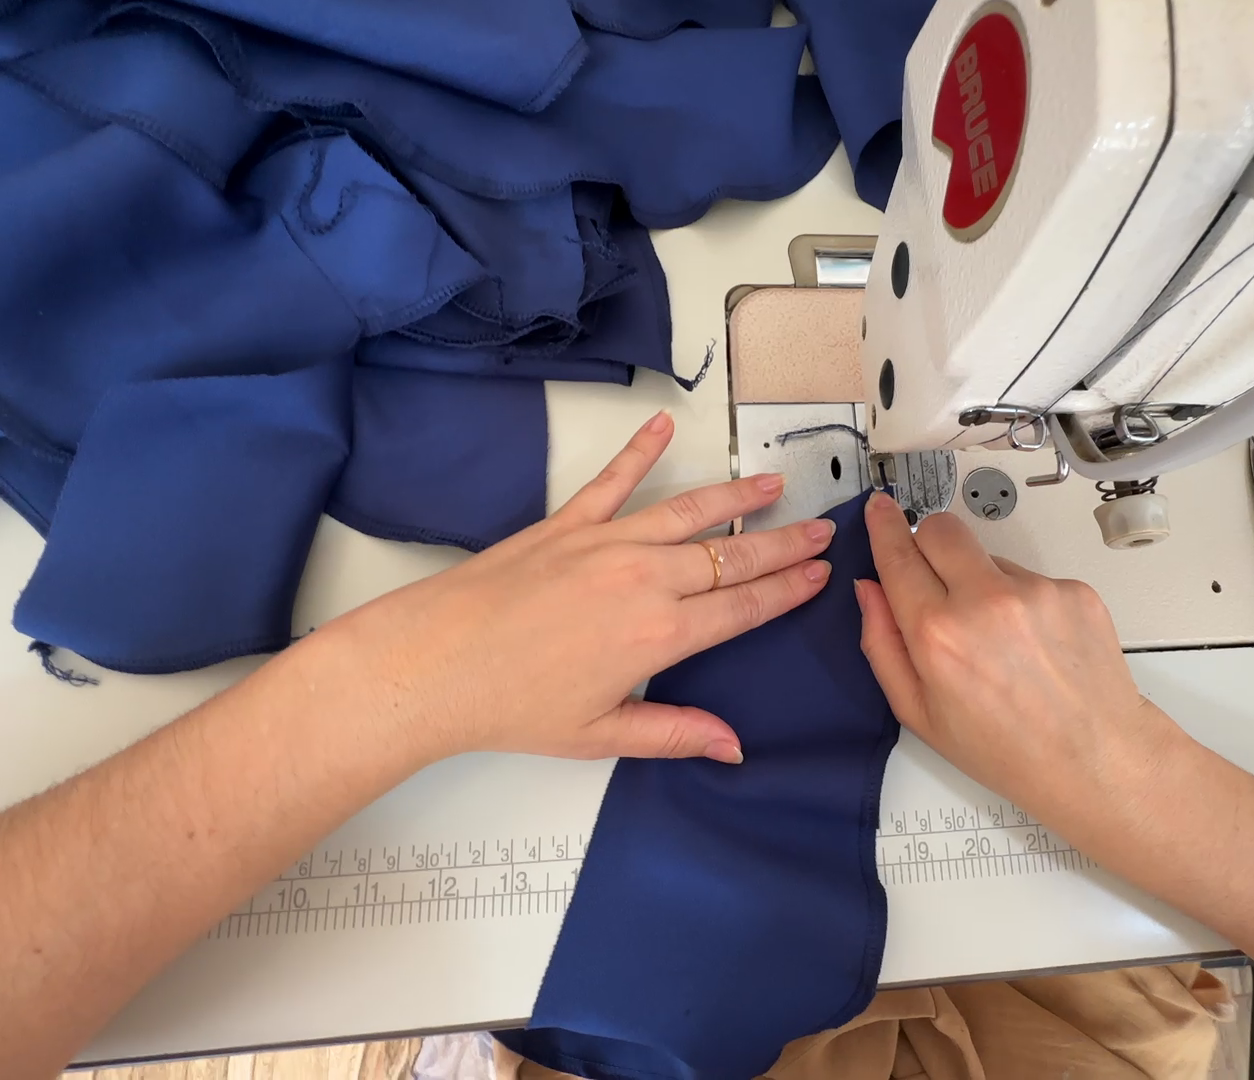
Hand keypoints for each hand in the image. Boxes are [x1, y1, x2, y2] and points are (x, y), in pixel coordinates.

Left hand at [311, 411, 835, 766]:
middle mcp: (645, 580)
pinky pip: (614, 480)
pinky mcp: (569, 523)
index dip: (789, 589)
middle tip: (822, 529)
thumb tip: (733, 747)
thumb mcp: (600, 733)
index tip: (821, 573)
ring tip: (773, 486)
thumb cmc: (513, 706)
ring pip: (691, 512)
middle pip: (733, 557)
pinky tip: (664, 425)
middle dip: (784, 544)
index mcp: (659, 635)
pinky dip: (640, 450)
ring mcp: (608, 543)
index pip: (745, 606)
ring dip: (737, 498)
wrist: (431, 665)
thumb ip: (675, 733)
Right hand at [854, 492, 1186, 839]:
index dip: (884, 526)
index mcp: (937, 635)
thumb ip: (881, 643)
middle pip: (942, 528)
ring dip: (979, 580)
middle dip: (928, 540)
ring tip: (999, 638)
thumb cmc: (1004, 749)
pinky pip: (1027, 575)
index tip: (880, 507)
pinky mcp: (1073, 588)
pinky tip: (1032, 642)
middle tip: (935, 577)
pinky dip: (1020, 598)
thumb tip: (869, 588)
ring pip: (986, 555)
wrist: (1097, 761)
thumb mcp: (917, 712)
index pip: (898, 556)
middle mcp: (985, 601)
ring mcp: (1035, 590)